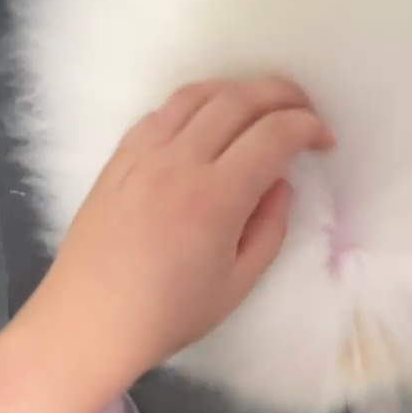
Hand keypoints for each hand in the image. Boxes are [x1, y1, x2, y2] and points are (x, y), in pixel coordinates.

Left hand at [31, 76, 334, 371]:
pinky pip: (163, 111)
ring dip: (239, 89)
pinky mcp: (119, 158)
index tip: (325, 141)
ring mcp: (143, 154)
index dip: (309, 127)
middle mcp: (179, 161)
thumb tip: (280, 182)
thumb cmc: (168, 314)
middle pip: (240, 98)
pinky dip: (197, 103)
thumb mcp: (239, 284)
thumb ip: (270, 227)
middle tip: (305, 111)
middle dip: (284, 94)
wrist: (86, 324)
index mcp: (215, 197)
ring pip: (198, 93)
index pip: (274, 134)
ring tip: (262, 106)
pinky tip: (209, 121)